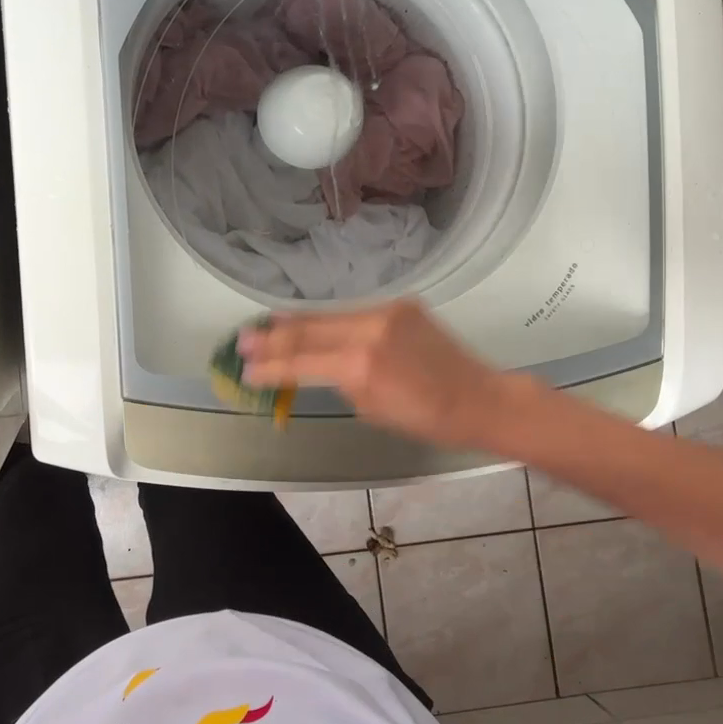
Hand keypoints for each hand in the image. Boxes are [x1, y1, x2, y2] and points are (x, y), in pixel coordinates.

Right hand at [238, 298, 542, 446]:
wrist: (479, 398)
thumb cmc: (427, 419)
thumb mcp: (372, 409)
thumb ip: (341, 381)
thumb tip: (318, 366)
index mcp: (360, 364)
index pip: (301, 362)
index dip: (270, 366)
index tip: (246, 368)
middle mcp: (369, 330)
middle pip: (307, 329)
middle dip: (272, 336)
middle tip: (242, 339)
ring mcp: (385, 312)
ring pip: (328, 316)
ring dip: (295, 323)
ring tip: (266, 326)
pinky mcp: (399, 304)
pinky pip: (353, 313)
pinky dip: (329, 321)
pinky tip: (311, 323)